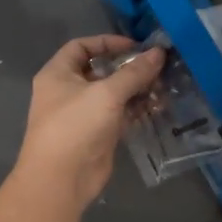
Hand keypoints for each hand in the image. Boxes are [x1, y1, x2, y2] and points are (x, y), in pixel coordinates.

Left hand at [14, 35, 164, 206]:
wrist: (61, 179)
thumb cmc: (76, 126)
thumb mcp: (106, 93)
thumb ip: (134, 72)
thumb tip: (159, 52)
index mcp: (58, 74)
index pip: (81, 46)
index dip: (107, 42)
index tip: (135, 47)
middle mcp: (68, 91)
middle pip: (101, 70)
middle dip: (128, 68)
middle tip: (157, 67)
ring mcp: (83, 114)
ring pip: (113, 94)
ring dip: (136, 90)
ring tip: (162, 86)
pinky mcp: (98, 133)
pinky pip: (119, 114)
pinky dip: (136, 109)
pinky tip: (157, 107)